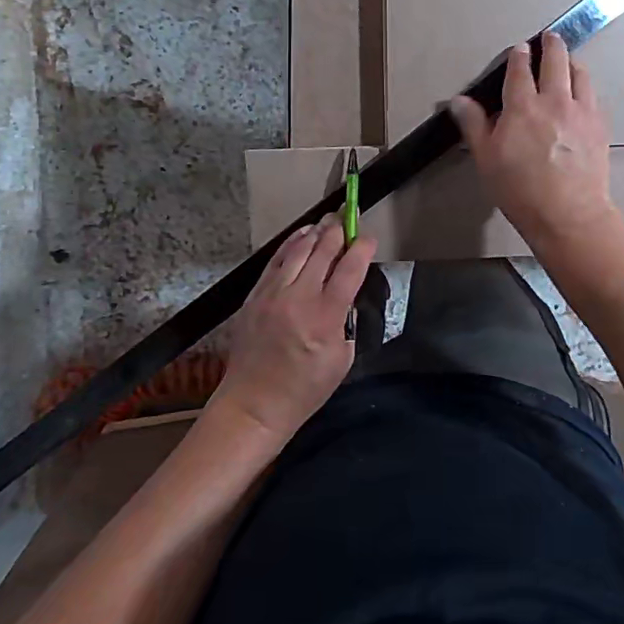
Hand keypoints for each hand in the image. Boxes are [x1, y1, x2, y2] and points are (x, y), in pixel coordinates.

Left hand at [210, 215, 377, 439]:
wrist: (254, 403)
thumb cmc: (304, 389)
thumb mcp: (342, 359)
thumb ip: (346, 321)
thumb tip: (346, 294)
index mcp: (325, 318)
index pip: (349, 270)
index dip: (361, 249)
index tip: (368, 238)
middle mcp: (298, 298)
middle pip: (322, 252)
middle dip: (337, 232)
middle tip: (347, 220)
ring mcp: (272, 294)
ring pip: (297, 251)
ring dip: (314, 233)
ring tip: (326, 222)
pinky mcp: (254, 296)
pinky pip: (275, 261)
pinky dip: (290, 245)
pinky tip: (300, 237)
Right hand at [450, 31, 619, 247]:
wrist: (567, 213)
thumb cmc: (521, 191)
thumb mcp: (486, 159)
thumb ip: (474, 125)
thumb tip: (460, 102)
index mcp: (522, 107)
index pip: (520, 70)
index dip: (519, 56)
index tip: (519, 49)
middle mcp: (554, 101)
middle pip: (556, 61)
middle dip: (552, 46)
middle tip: (550, 38)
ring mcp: (581, 112)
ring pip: (580, 74)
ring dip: (572, 62)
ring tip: (568, 60)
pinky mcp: (599, 127)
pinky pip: (594, 96)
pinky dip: (586, 87)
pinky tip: (582, 93)